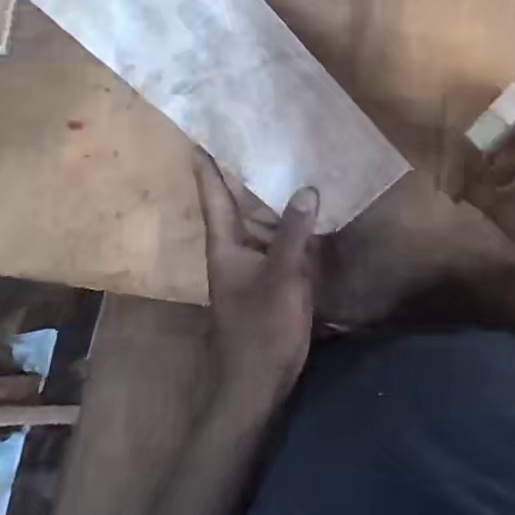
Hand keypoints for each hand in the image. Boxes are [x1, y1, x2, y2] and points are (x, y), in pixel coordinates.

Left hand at [193, 151, 321, 411]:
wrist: (259, 382)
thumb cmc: (261, 330)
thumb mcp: (280, 278)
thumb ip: (292, 234)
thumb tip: (307, 189)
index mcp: (225, 244)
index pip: (213, 194)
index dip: (207, 164)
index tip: (202, 133)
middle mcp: (237, 247)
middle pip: (240, 201)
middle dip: (247, 169)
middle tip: (260, 132)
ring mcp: (256, 263)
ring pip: (264, 219)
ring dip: (275, 193)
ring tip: (290, 158)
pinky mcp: (275, 276)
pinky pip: (283, 238)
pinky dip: (293, 221)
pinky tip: (312, 206)